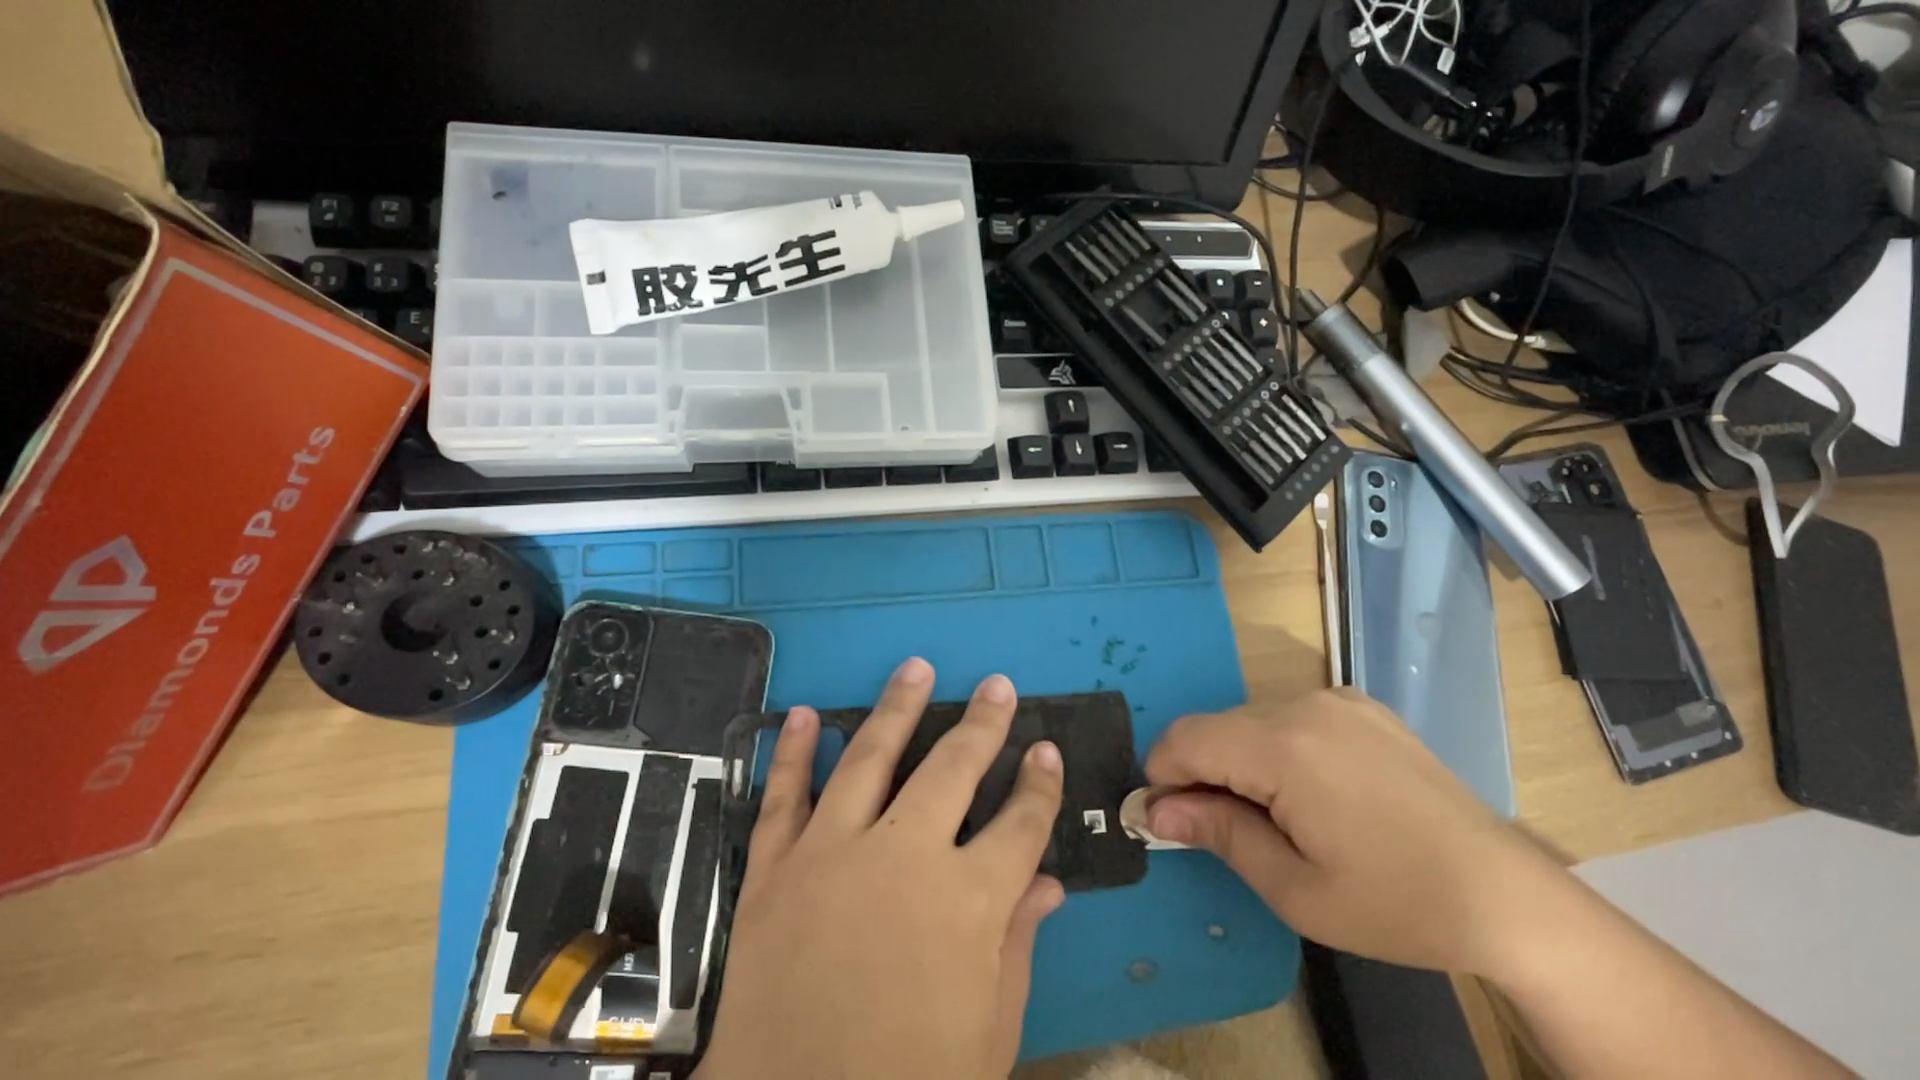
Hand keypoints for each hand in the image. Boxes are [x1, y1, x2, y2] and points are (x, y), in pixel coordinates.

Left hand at [697, 658, 1065, 1079]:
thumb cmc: (910, 1077)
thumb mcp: (989, 1028)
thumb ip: (1016, 945)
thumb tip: (1048, 885)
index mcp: (969, 901)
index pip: (1020, 826)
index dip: (1039, 788)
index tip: (1047, 752)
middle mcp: (904, 857)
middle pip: (952, 770)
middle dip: (982, 725)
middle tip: (997, 686)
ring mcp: (832, 853)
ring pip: (869, 759)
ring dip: (896, 710)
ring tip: (916, 668)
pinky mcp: (774, 868)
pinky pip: (784, 796)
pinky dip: (793, 752)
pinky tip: (805, 714)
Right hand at [1143, 688, 1567, 979]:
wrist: (1506, 896)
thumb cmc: (1395, 903)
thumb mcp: (1294, 888)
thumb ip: (1217, 834)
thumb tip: (1155, 811)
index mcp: (1286, 746)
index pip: (1186, 740)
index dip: (1164, 780)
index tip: (1168, 825)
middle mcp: (1308, 706)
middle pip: (1216, 728)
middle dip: (1202, 775)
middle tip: (1225, 836)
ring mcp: (1341, 702)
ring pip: (1252, 722)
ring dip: (1240, 763)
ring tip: (1276, 822)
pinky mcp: (1365, 710)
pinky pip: (1292, 719)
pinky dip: (1278, 750)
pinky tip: (1312, 797)